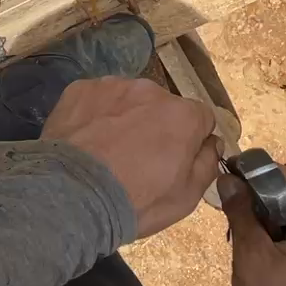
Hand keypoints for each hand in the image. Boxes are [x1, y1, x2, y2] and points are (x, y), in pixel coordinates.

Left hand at [41, 77, 221, 236]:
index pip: (200, 117)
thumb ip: (206, 162)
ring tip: (107, 150)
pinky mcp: (79, 88)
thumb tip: (212, 141)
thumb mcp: (187, 197)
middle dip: (156, 125)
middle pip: (162, 105)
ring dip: (124, 116)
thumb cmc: (136, 200)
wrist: (73, 194)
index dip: (192, 138)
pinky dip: (94, 114)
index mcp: (181, 114)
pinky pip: (96, 98)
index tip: (177, 158)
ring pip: (127, 99)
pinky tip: (85, 140)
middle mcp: (149, 89)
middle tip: (138, 157)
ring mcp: (111, 85)